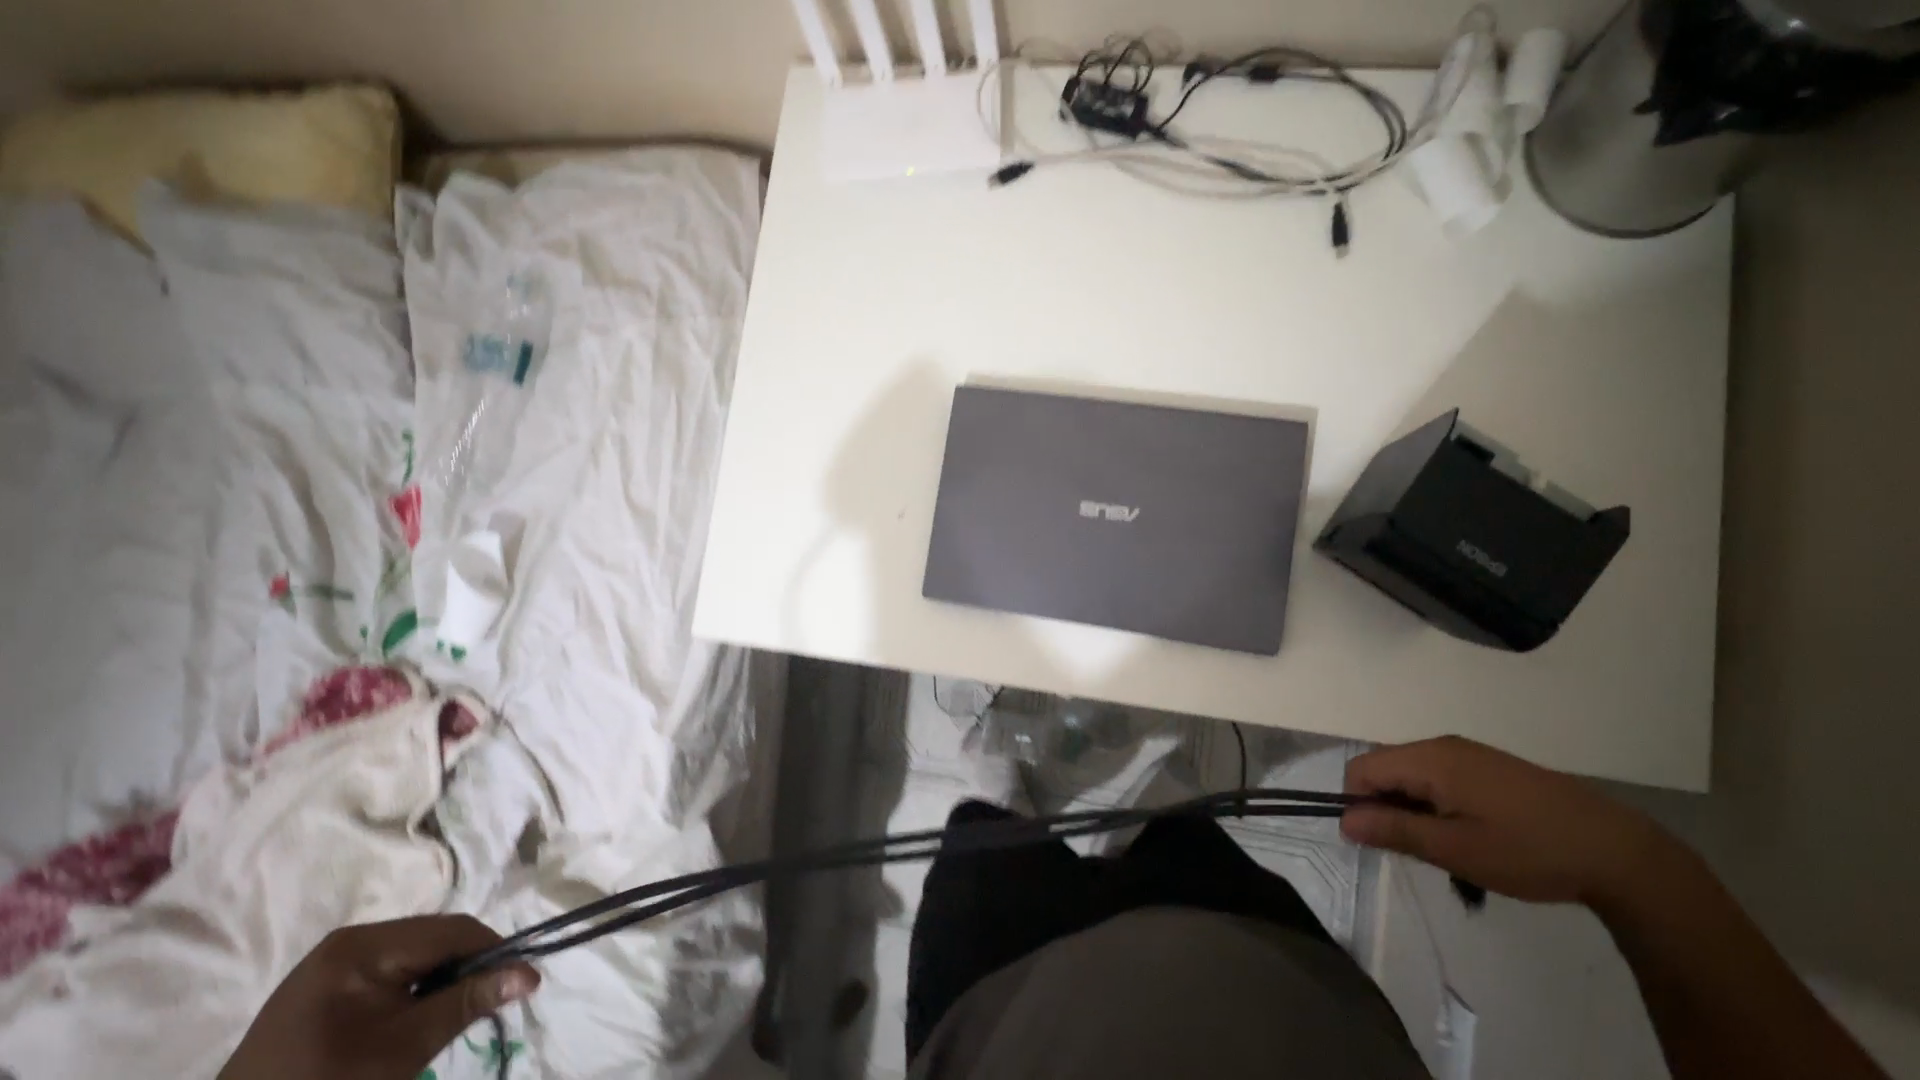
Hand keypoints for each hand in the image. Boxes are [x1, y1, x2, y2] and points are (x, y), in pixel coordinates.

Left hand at [219, 915, 539, 1079]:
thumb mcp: (406, 1046)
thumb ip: (468, 1002)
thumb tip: (530, 973)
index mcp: (364, 945)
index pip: (451, 930)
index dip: (493, 951)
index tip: (521, 982)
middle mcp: (348, 938)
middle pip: (432, 936)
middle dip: (467, 964)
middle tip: (488, 1000)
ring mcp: (331, 960)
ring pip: (413, 951)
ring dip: (442, 975)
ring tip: (452, 1011)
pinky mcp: (323, 983)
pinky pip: (387, 967)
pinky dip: (413, 985)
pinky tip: (415, 1014)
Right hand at [1340, 736, 1675, 906]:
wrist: (1619, 853)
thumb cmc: (1530, 851)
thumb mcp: (1455, 849)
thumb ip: (1394, 831)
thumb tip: (1344, 819)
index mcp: (1431, 759)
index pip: (1361, 769)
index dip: (1358, 805)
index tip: (1386, 843)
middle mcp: (1445, 746)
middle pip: (1386, 770)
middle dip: (1388, 809)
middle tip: (1422, 851)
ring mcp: (1472, 756)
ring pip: (1414, 777)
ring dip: (1416, 812)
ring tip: (1451, 849)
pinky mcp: (1493, 770)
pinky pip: (1442, 780)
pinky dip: (1441, 807)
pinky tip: (1474, 837)